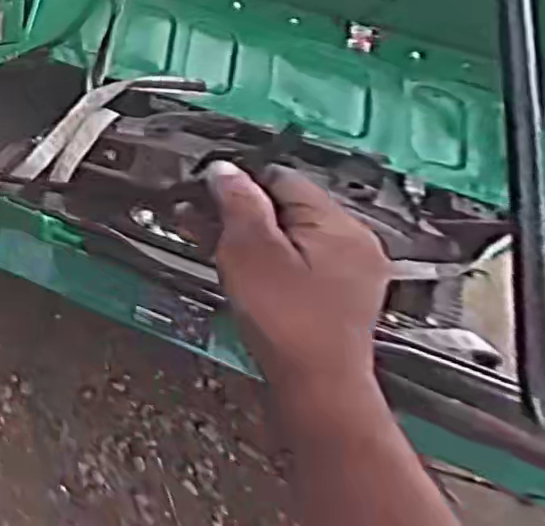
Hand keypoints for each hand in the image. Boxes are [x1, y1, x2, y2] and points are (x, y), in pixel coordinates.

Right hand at [208, 162, 388, 386]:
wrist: (311, 376)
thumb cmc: (284, 312)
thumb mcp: (249, 246)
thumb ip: (237, 200)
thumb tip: (225, 168)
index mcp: (340, 227)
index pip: (280, 176)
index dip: (235, 177)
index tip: (200, 187)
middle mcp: (350, 242)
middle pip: (280, 202)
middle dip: (233, 203)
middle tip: (193, 209)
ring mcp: (342, 266)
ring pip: (280, 227)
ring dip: (237, 224)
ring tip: (198, 228)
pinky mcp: (328, 285)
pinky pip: (287, 250)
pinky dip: (254, 246)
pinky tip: (224, 250)